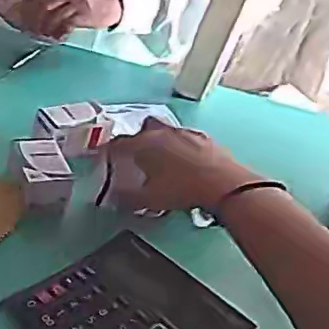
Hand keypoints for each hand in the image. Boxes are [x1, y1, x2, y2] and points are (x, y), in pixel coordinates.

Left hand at [14, 0, 122, 38]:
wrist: (115, 4)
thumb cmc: (92, 0)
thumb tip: (36, 10)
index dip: (30, 9)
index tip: (24, 20)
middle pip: (44, 5)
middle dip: (35, 20)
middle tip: (31, 30)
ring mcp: (77, 1)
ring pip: (53, 16)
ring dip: (46, 29)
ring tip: (43, 36)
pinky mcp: (83, 13)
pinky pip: (65, 25)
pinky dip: (59, 33)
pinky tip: (57, 37)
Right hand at [104, 121, 262, 211]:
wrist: (224, 185)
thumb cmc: (181, 190)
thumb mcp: (149, 199)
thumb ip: (127, 198)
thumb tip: (113, 198)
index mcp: (144, 144)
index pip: (118, 143)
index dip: (108, 150)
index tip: (104, 155)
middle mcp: (163, 133)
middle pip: (144, 129)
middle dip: (138, 139)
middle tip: (136, 154)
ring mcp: (186, 133)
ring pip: (167, 131)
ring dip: (162, 142)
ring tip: (162, 159)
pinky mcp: (206, 139)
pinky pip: (187, 139)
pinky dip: (182, 148)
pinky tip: (185, 162)